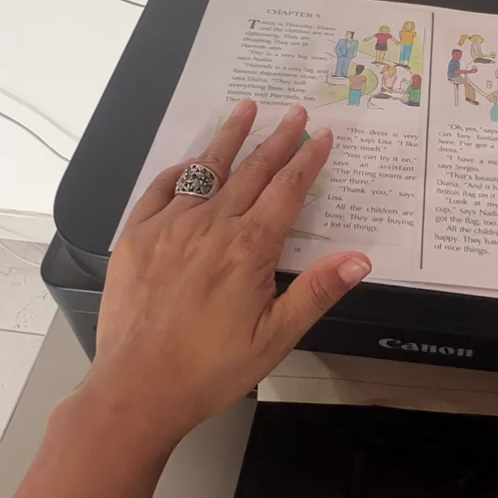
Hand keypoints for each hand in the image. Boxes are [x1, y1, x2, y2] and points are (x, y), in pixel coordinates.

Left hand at [86, 100, 370, 447]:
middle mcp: (211, 225)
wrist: (136, 389)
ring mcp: (170, 226)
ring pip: (207, 169)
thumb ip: (317, 292)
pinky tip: (193, 162)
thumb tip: (361, 259)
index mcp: (248, 247)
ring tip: (247, 108)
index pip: (287, 190)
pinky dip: (181, 170)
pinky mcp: (137, 235)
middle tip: (296, 112)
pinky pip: (162, 189)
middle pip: (252, 170)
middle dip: (278, 139)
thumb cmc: (211, 368)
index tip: (323, 135)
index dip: (308, 160)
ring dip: (231, 138)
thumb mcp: (275, 338)